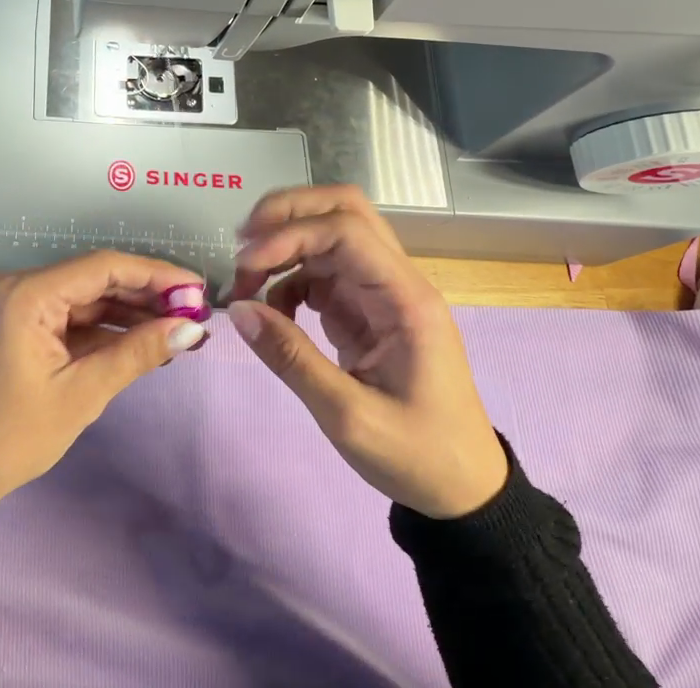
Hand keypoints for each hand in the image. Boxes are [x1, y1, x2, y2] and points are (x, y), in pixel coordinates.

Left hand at [0, 252, 208, 541]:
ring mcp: (13, 303)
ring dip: (128, 312)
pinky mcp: (15, 323)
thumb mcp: (83, 394)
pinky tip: (142, 340)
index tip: (199, 291)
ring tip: (180, 330)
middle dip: (146, 296)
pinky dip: (102, 328)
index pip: (102, 267)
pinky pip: (67, 316)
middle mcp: (16, 285)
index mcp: (25, 294)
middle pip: (94, 278)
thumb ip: (138, 353)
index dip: (155, 275)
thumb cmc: (14, 436)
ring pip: (83, 297)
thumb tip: (192, 328)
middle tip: (197, 316)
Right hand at [224, 186, 508, 519]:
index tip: (243, 267)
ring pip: (328, 236)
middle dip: (286, 215)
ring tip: (244, 285)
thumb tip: (237, 310)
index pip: (345, 231)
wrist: (461, 489)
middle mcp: (396, 282)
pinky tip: (269, 313)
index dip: (288, 235)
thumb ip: (290, 357)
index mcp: (405, 299)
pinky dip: (287, 280)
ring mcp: (380, 294)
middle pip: (343, 211)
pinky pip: (321, 273)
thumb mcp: (348, 416)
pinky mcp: (365, 311)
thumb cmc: (416, 454)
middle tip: (241, 243)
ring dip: (282, 247)